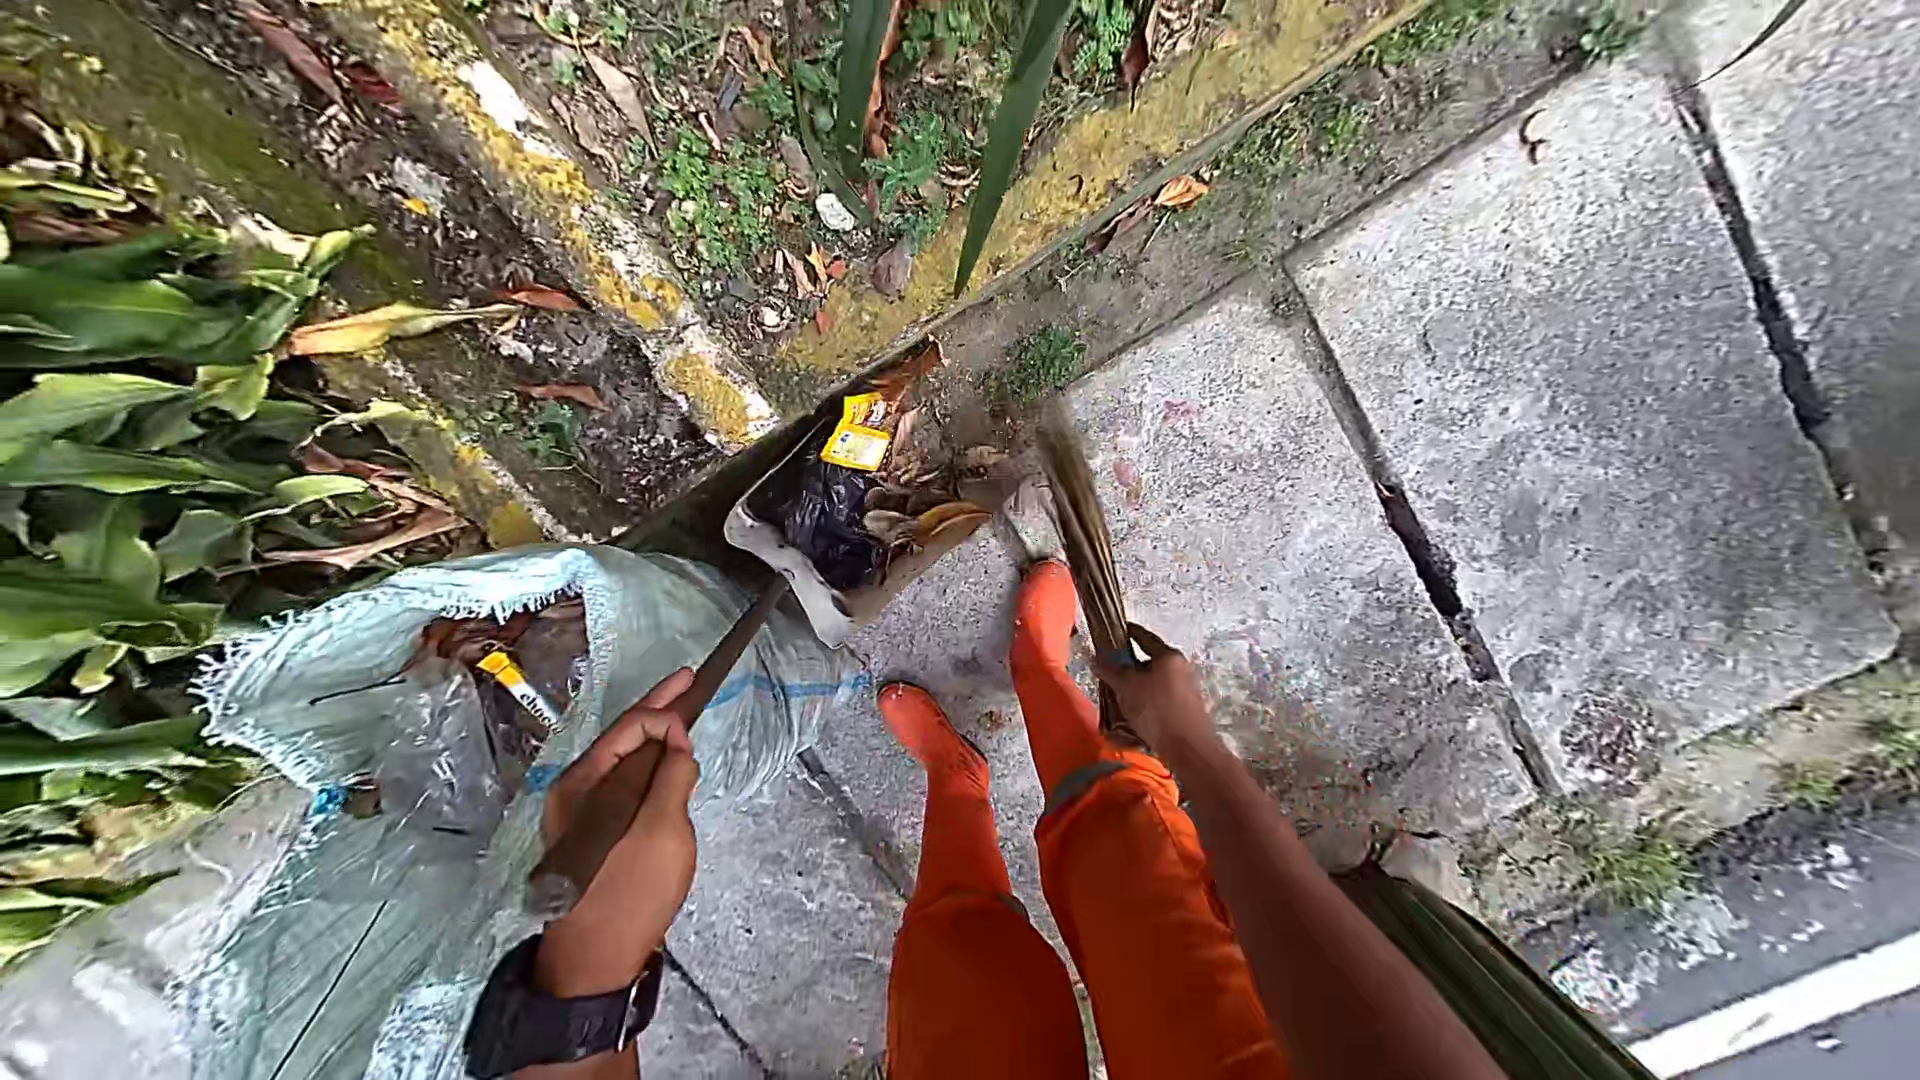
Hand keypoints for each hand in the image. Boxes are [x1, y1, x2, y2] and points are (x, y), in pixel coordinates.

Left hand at [533, 667, 700, 997]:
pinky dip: (652, 764)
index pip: (629, 729)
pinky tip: (670, 760)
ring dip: (656, 735)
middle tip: (687, 677)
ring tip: (683, 711)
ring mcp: (586, 811)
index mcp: (584, 784)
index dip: (664, 717)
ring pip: (626, 758)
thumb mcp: (661, 828)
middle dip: (657, 707)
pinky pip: (628, 780)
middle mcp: (578, 790)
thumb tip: (676, 739)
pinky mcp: (600, 828)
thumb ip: (671, 775)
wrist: (596, 960)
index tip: (694, 720)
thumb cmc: (630, 890)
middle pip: (623, 736)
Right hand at [1092, 624, 1218, 758]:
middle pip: (1148, 663)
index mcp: (1169, 656)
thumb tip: (1096, 657)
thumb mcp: (1126, 686)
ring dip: (1134, 690)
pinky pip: (1159, 702)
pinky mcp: (1186, 711)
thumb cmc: (1156, 710)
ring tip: (1117, 701)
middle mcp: (1181, 669)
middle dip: (1127, 669)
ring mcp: (1186, 690)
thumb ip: (1110, 669)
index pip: (1144, 637)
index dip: (1127, 632)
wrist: (1188, 749)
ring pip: (1152, 684)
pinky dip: (1145, 705)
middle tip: (1108, 675)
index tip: (1114, 630)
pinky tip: (1133, 719)